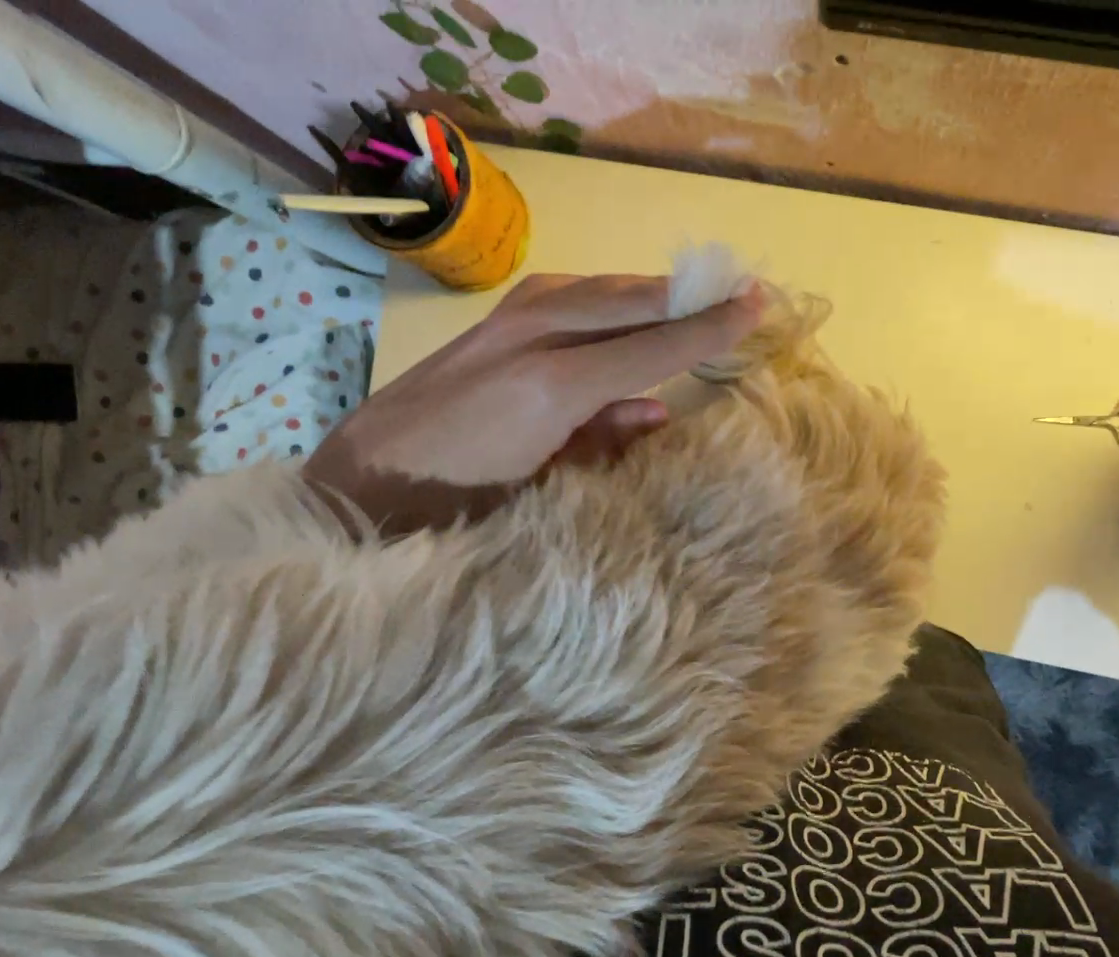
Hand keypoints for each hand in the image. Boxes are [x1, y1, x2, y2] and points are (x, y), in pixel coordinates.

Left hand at [306, 273, 761, 532]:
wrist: (360, 488)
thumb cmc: (457, 508)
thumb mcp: (545, 490)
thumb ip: (605, 442)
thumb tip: (660, 410)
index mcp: (552, 387)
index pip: (651, 346)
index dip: (707, 327)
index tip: (758, 305)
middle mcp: (531, 337)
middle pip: (627, 300)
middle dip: (683, 294)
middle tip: (738, 286)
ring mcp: (504, 324)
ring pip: (594, 290)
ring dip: (643, 292)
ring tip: (689, 295)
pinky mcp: (488, 326)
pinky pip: (563, 298)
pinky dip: (602, 303)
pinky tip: (622, 310)